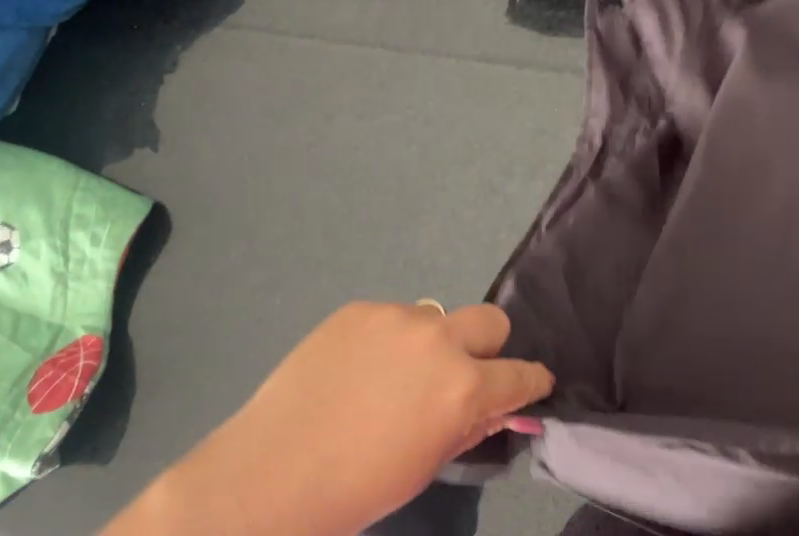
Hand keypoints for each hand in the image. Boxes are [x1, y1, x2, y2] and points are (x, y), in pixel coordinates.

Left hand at [104, 301, 554, 535]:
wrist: (267, 476)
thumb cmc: (356, 488)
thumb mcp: (425, 466)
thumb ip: (467, 427)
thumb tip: (495, 408)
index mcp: (463, 389)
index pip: (521, 374)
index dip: (531, 383)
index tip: (531, 386)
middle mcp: (439, 342)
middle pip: (492, 321)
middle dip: (487, 349)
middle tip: (458, 379)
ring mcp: (397, 319)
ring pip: (436, 318)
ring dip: (430, 345)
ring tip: (390, 379)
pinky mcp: (360, 310)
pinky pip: (391, 319)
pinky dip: (386, 342)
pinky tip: (356, 372)